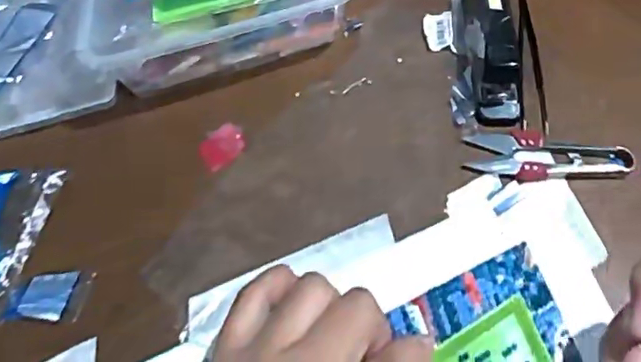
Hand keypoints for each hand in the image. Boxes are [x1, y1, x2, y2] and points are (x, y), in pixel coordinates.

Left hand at [213, 266, 431, 361]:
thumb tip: (418, 344)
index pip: (374, 326)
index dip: (393, 344)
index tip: (393, 358)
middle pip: (350, 301)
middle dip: (363, 326)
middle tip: (358, 360)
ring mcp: (252, 352)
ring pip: (308, 287)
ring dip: (325, 308)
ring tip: (324, 340)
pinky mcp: (222, 351)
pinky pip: (256, 292)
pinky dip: (278, 291)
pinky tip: (289, 313)